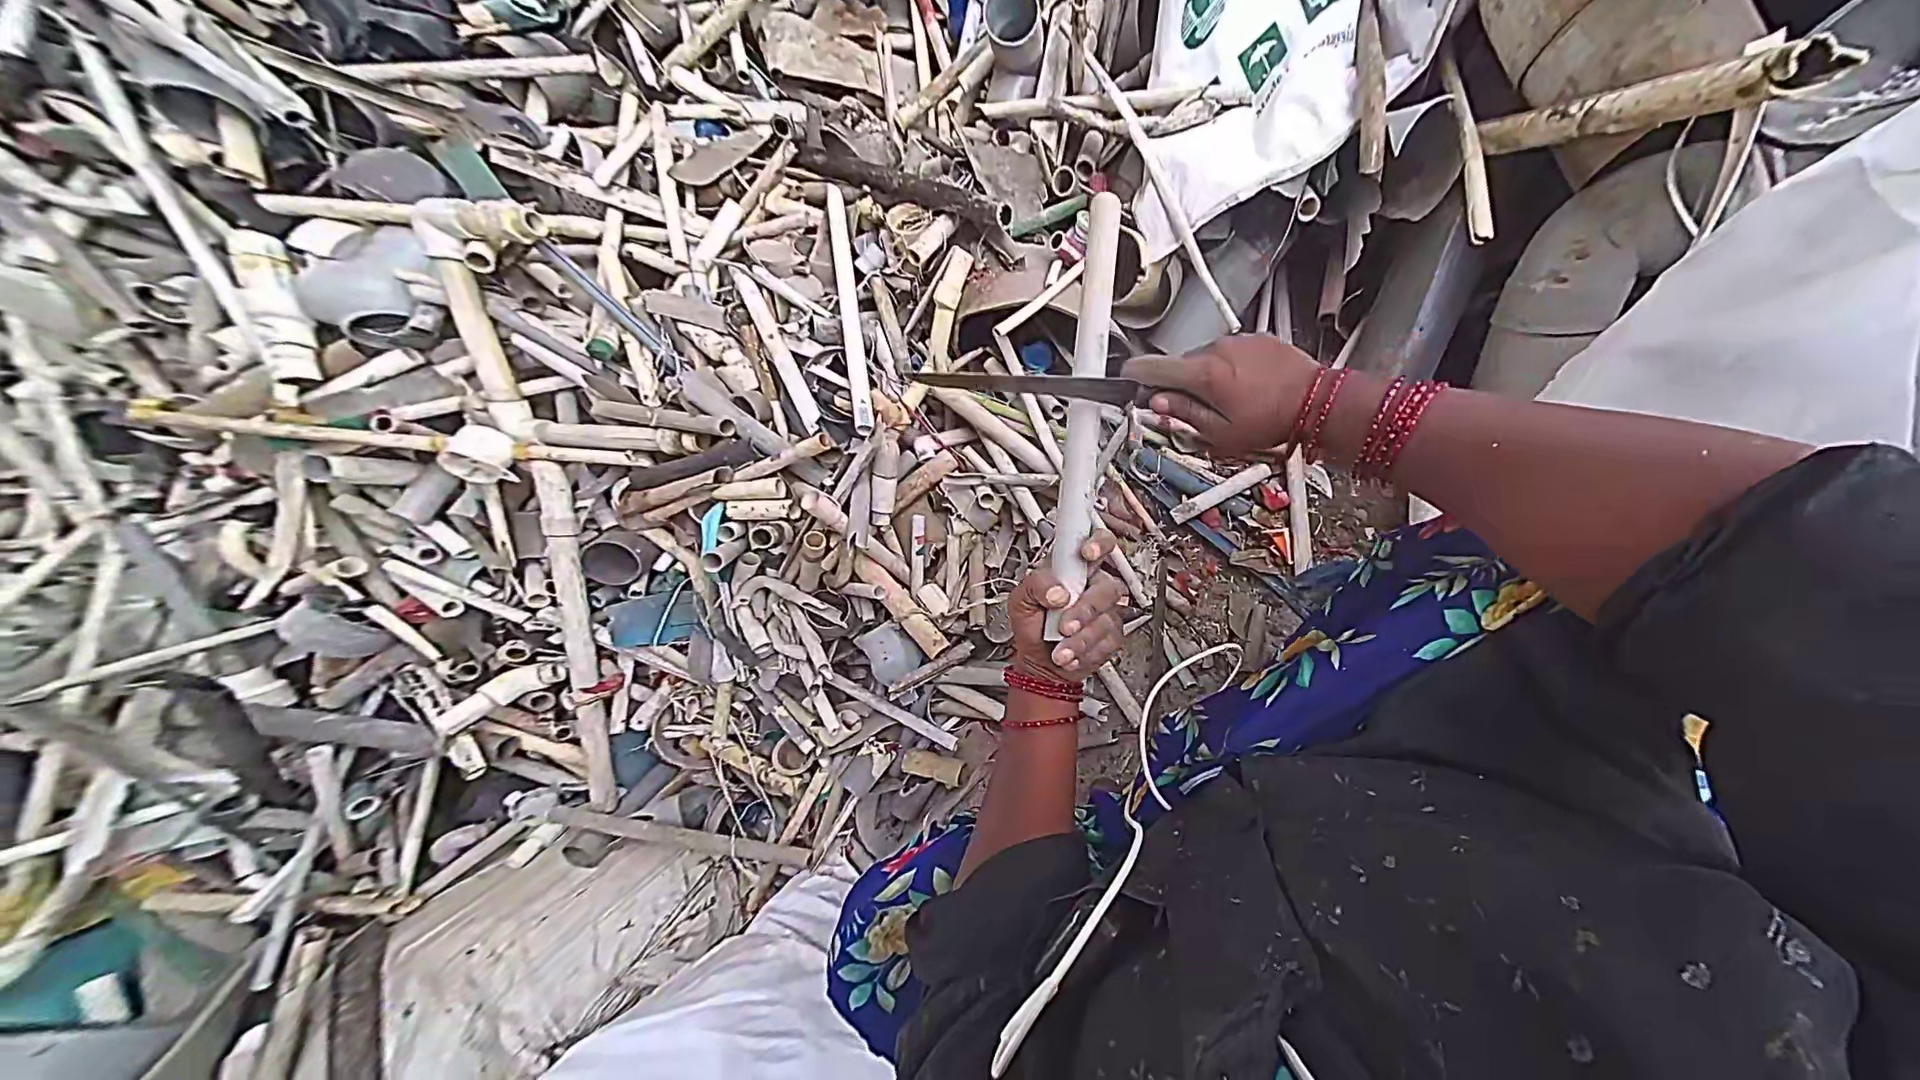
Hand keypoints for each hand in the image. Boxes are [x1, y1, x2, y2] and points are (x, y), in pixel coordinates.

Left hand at [1008, 530, 1127, 683]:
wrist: (1038, 662)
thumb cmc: (1031, 625)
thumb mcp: (1020, 600)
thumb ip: (1035, 585)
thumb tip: (1058, 591)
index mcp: (1072, 568)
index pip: (1095, 542)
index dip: (1097, 543)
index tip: (1087, 553)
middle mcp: (1092, 585)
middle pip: (1108, 586)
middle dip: (1085, 609)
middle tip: (1064, 625)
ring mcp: (1104, 609)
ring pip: (1107, 618)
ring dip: (1081, 637)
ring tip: (1060, 646)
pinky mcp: (1112, 633)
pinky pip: (1109, 640)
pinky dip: (1085, 651)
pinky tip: (1070, 653)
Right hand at [1122, 335, 1322, 456]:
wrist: (1317, 403)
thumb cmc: (1272, 422)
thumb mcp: (1219, 433)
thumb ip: (1183, 414)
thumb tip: (1157, 402)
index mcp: (1203, 374)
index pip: (1151, 366)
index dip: (1135, 375)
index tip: (1128, 379)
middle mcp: (1217, 349)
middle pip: (1179, 363)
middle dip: (1178, 383)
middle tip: (1191, 406)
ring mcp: (1238, 341)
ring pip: (1204, 357)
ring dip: (1205, 375)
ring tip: (1226, 398)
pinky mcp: (1255, 338)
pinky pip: (1228, 351)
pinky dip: (1227, 366)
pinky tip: (1243, 385)